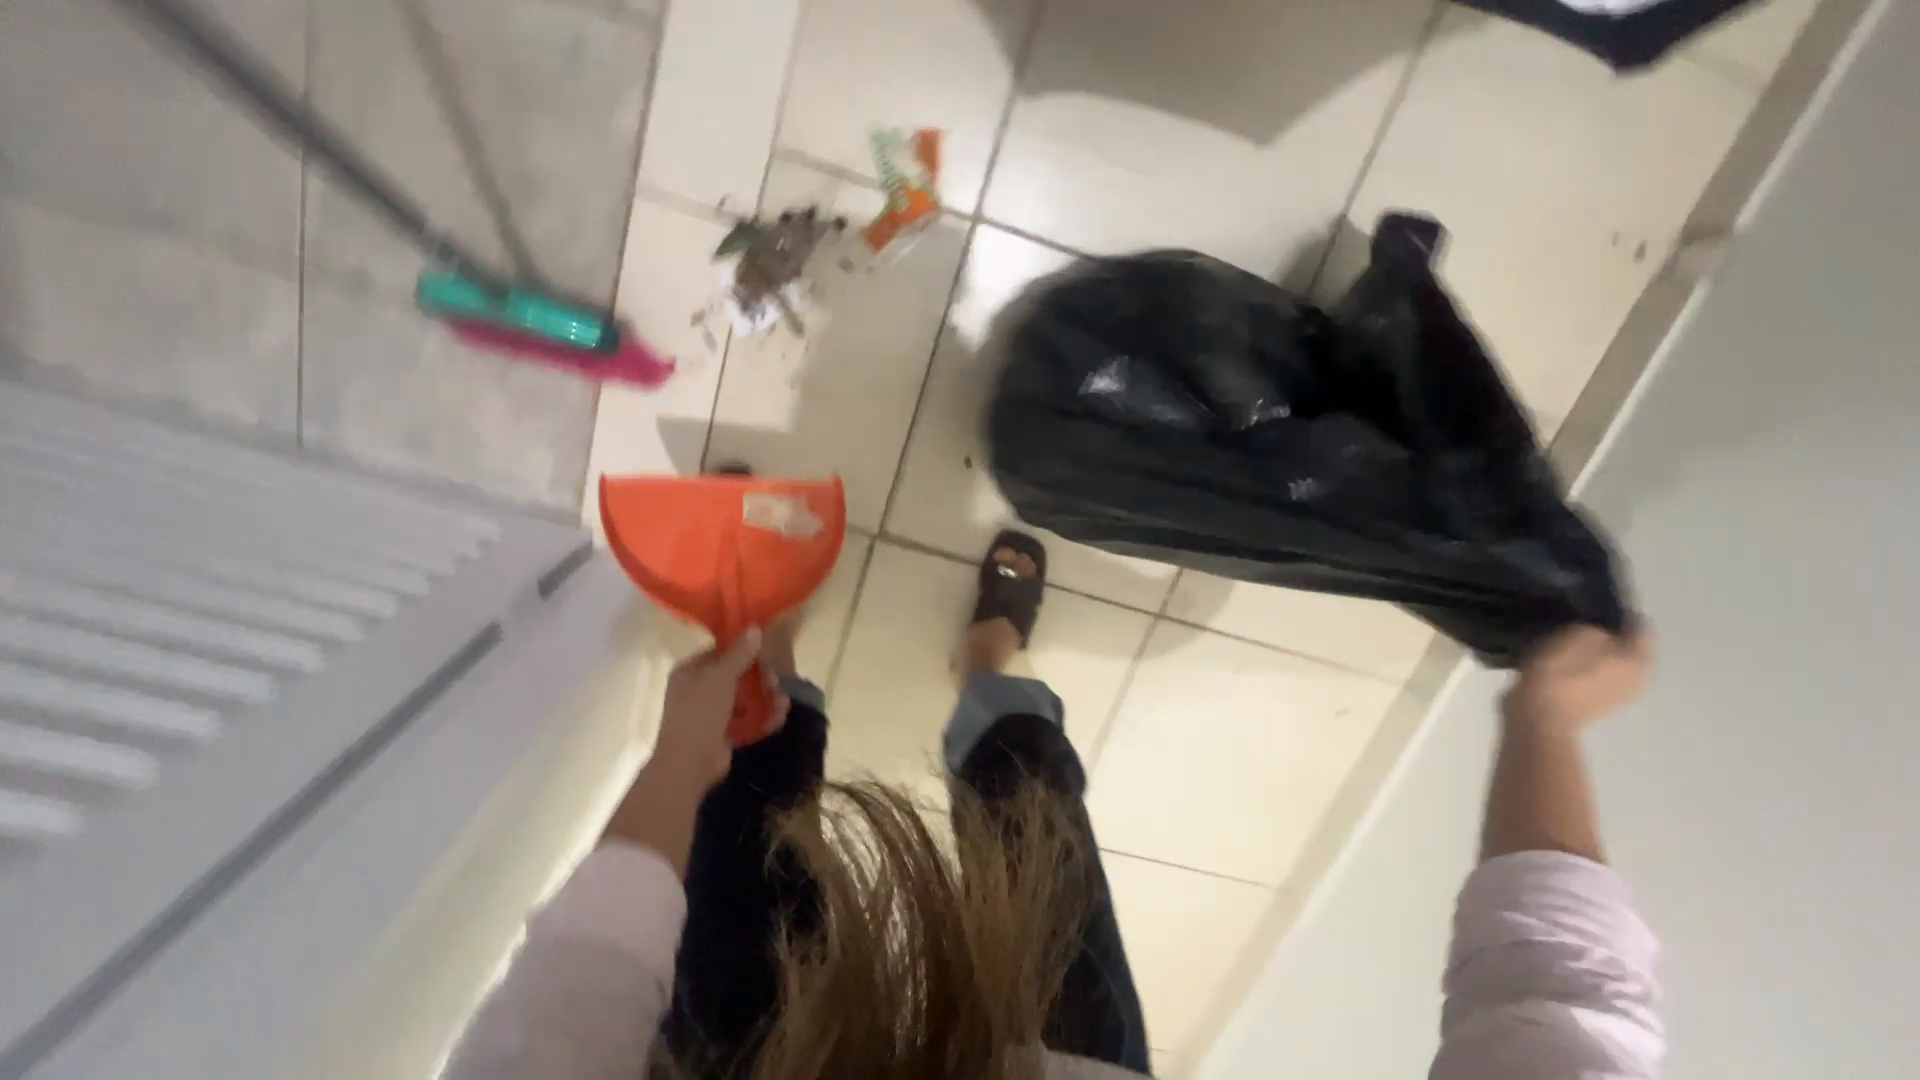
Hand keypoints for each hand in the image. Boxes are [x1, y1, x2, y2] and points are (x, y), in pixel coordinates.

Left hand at [648, 628, 789, 792]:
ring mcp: (710, 715)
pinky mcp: (723, 735)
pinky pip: (747, 721)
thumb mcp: (721, 677)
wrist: (688, 763)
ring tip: (783, 703)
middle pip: (736, 676)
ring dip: (766, 699)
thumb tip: (754, 627)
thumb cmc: (700, 712)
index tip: (765, 653)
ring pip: (745, 700)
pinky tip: (779, 718)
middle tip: (776, 682)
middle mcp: (698, 690)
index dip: (743, 651)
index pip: (719, 653)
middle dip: (760, 679)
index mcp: (690, 672)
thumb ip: (740, 653)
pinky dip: (762, 719)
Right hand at [1504, 624, 1653, 735]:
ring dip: (1590, 653)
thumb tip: (1600, 630)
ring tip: (1561, 642)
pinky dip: (1577, 670)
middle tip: (1573, 622)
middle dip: (1603, 634)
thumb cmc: (1562, 671)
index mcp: (1641, 659)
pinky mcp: (1591, 706)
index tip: (1588, 603)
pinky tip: (1556, 664)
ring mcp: (1615, 696)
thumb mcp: (1580, 633)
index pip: (1639, 625)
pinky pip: (1588, 678)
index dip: (1615, 610)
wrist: (1538, 715)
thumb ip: (1598, 626)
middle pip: (1624, 646)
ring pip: (1606, 663)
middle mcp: (1638, 678)